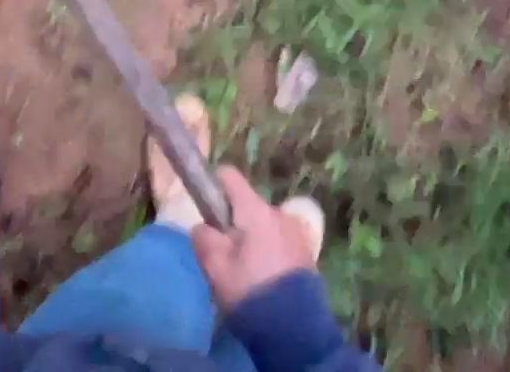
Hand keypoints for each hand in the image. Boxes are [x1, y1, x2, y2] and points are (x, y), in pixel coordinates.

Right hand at [190, 167, 318, 308]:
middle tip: (225, 253)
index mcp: (256, 210)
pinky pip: (279, 239)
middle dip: (233, 222)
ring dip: (252, 238)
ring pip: (263, 224)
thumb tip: (203, 226)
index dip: (212, 186)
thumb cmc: (250, 292)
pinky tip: (264, 277)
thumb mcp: (215, 267)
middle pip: (246, 204)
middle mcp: (279, 213)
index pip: (229, 175)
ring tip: (246, 271)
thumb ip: (203, 237)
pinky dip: (268, 250)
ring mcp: (297, 232)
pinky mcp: (307, 252)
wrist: (296, 333)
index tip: (205, 209)